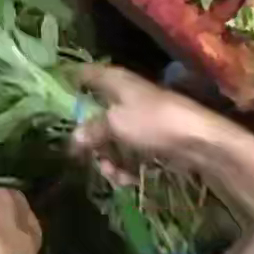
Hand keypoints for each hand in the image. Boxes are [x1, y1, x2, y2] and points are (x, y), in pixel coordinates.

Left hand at [0, 188, 41, 253]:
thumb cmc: (4, 250)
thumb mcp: (31, 245)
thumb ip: (34, 236)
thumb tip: (30, 235)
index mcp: (3, 193)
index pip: (22, 203)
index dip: (31, 224)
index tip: (35, 243)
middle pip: (6, 215)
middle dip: (16, 235)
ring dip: (3, 245)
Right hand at [72, 64, 227, 173]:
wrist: (201, 141)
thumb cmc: (152, 121)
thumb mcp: (115, 124)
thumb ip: (92, 130)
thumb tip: (72, 139)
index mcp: (112, 79)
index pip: (82, 74)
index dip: (67, 83)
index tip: (52, 102)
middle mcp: (122, 93)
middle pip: (94, 112)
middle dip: (88, 138)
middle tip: (82, 156)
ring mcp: (137, 116)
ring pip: (110, 136)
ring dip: (107, 157)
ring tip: (111, 174)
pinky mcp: (151, 137)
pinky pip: (127, 150)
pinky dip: (124, 164)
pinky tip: (125, 179)